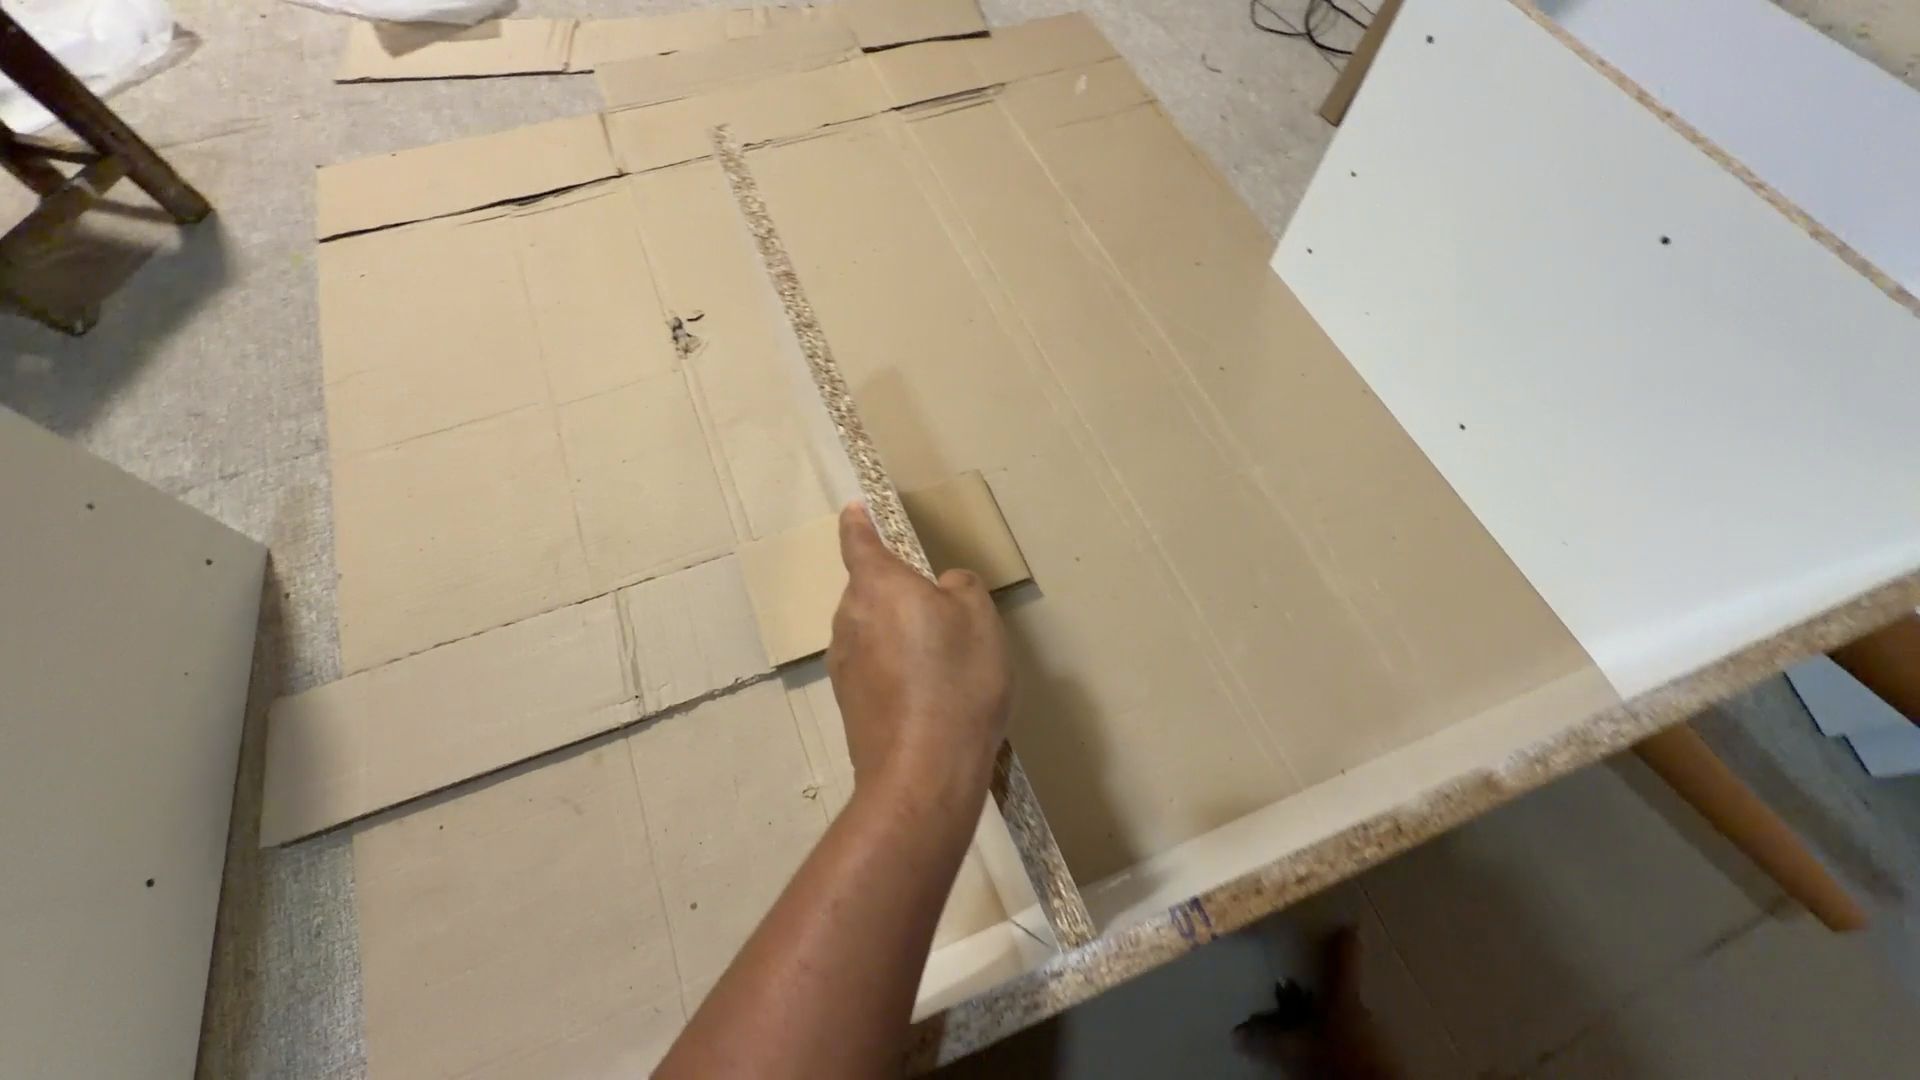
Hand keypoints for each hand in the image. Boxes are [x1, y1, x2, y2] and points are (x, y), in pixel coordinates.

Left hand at [827, 501, 1012, 794]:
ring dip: (897, 632)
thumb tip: (943, 587)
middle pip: (869, 590)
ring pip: (871, 630)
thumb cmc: (956, 681)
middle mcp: (849, 619)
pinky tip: (928, 694)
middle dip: (897, 591)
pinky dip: (895, 668)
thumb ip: (961, 587)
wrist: (923, 771)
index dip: (858, 522)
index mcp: (877, 586)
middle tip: (941, 611)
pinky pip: (874, 666)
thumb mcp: (980, 619)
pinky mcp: (849, 702)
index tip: (856, 509)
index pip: (858, 541)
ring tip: (941, 661)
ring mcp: (844, 663)